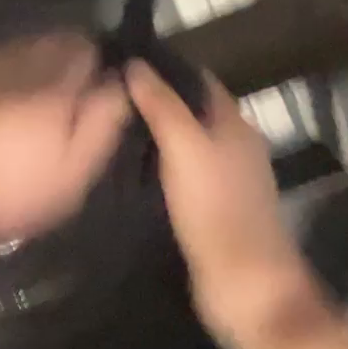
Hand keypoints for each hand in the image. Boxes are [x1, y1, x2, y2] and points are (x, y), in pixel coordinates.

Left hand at [0, 33, 129, 261]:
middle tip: (78, 103)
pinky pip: (0, 63)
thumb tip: (122, 83)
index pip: (90, 47)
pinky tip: (10, 105)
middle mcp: (22, 59)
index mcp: (56, 79)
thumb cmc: (9, 189)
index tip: (106, 94)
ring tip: (46, 106)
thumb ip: (103, 121)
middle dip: (74, 63)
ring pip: (29, 49)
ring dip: (43, 66)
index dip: (103, 67)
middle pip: (59, 42)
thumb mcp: (73, 170)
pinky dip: (14, 75)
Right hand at [127, 61, 316, 348]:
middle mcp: (232, 148)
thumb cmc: (218, 210)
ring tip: (103, 127)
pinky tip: (122, 171)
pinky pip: (176, 177)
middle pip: (190, 112)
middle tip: (101, 95)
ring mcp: (222, 182)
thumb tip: (135, 63)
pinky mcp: (207, 212)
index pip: (199, 81)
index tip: (120, 61)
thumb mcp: (187, 149)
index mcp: (235, 126)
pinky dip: (153, 168)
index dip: (164, 68)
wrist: (245, 286)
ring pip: (182, 145)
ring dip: (150, 136)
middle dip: (152, 101)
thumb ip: (163, 106)